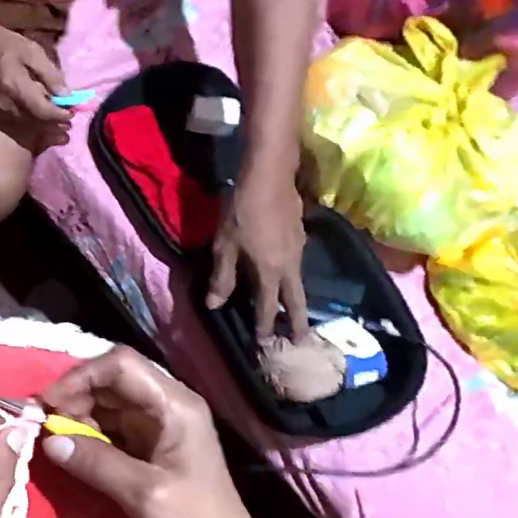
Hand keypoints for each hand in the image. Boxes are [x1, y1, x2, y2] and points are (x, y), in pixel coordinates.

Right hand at [0, 16, 72, 141]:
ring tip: (59, 131)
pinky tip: (39, 128)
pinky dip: (30, 131)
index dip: (60, 115)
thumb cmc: (4, 44)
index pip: (44, 111)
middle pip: (36, 125)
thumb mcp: (32, 51)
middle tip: (69, 126)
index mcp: (16, 88)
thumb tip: (68, 95)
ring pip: (26, 131)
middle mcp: (6, 107)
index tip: (72, 112)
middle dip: (55, 127)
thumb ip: (51, 75)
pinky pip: (15, 130)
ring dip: (44, 132)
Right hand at [38, 347, 292, 517]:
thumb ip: (95, 463)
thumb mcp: (142, 493)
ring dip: (79, 414)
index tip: (49, 403)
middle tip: (48, 425)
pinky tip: (74, 449)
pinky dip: (90, 432)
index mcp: (174, 404)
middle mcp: (167, 403)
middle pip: (113, 379)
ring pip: (109, 401)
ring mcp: (159, 422)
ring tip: (57, 439)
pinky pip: (113, 424)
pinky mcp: (151, 442)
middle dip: (76, 396)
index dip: (80, 376)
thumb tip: (49, 441)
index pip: (121, 365)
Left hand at [207, 172, 308, 340]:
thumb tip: (215, 306)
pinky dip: (294, 279)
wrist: (270, 174)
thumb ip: (222, 277)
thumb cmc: (242, 211)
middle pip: (296, 299)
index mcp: (271, 271)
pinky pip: (298, 265)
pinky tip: (287, 277)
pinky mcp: (301, 234)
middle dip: (298, 322)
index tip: (265, 344)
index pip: (268, 307)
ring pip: (300, 282)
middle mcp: (291, 264)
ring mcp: (300, 248)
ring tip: (295, 314)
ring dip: (298, 301)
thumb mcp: (224, 247)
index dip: (265, 326)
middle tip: (301, 341)